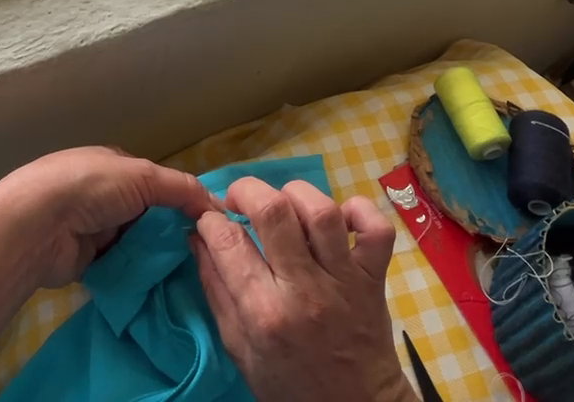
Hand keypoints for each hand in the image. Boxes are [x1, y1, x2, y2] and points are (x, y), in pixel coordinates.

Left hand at [0, 146, 216, 288]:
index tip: (206, 224)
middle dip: (169, 232)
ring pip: (136, 243)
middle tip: (202, 255)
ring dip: (155, 257)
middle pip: (147, 215)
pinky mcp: (86, 261)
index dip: (180, 200)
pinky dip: (137, 275)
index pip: (156, 182)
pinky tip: (161, 287)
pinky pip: (121, 268)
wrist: (37, 226)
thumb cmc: (90, 186)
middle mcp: (104, 194)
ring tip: (189, 275)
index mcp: (115, 165)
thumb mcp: (142, 176)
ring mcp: (93, 228)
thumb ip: (179, 188)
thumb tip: (215, 203)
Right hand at [191, 178, 416, 401]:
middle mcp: (303, 290)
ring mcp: (343, 281)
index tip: (209, 219)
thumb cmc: (289, 385)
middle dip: (247, 191)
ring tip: (284, 206)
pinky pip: (376, 230)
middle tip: (239, 200)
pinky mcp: (373, 278)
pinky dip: (360, 211)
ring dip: (296, 196)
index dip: (211, 220)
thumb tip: (197, 237)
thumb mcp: (239, 348)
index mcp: (264, 313)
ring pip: (321, 211)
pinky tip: (340, 217)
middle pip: (274, 212)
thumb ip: (216, 289)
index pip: (229, 242)